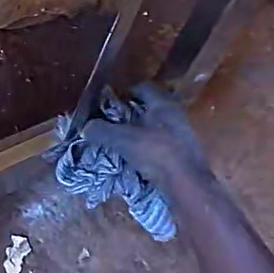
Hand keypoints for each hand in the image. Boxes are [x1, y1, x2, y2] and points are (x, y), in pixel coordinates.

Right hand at [77, 83, 213, 192]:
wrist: (187, 184)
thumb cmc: (156, 152)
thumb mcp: (123, 140)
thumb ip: (103, 131)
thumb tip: (86, 127)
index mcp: (163, 104)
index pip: (143, 88)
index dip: (126, 92)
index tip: (112, 101)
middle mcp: (176, 115)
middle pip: (151, 108)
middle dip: (133, 114)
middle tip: (115, 122)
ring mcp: (183, 136)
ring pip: (157, 127)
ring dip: (141, 133)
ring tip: (123, 142)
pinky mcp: (185, 155)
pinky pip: (162, 145)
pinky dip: (149, 149)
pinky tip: (138, 158)